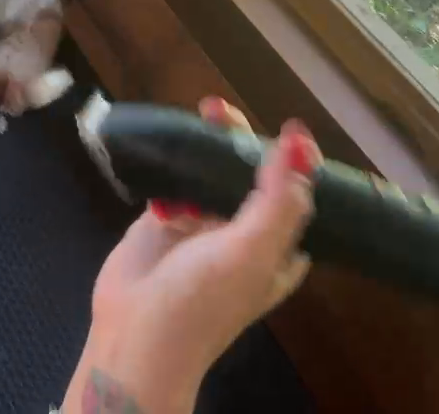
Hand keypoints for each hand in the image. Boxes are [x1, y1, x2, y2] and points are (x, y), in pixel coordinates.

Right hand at [68, 98, 318, 412]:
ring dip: (202, 146)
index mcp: (276, 247)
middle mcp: (242, 233)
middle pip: (245, 176)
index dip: (289, 159)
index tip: (281, 125)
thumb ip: (277, 199)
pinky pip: (171, 181)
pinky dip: (169, 164)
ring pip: (207, 174)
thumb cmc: (202, 297)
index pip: (291, 193)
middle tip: (215, 108)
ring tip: (194, 115)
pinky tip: (163, 148)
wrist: (137, 329)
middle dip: (237, 141)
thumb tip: (300, 144)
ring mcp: (200, 226)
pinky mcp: (162, 220)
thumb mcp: (250, 250)